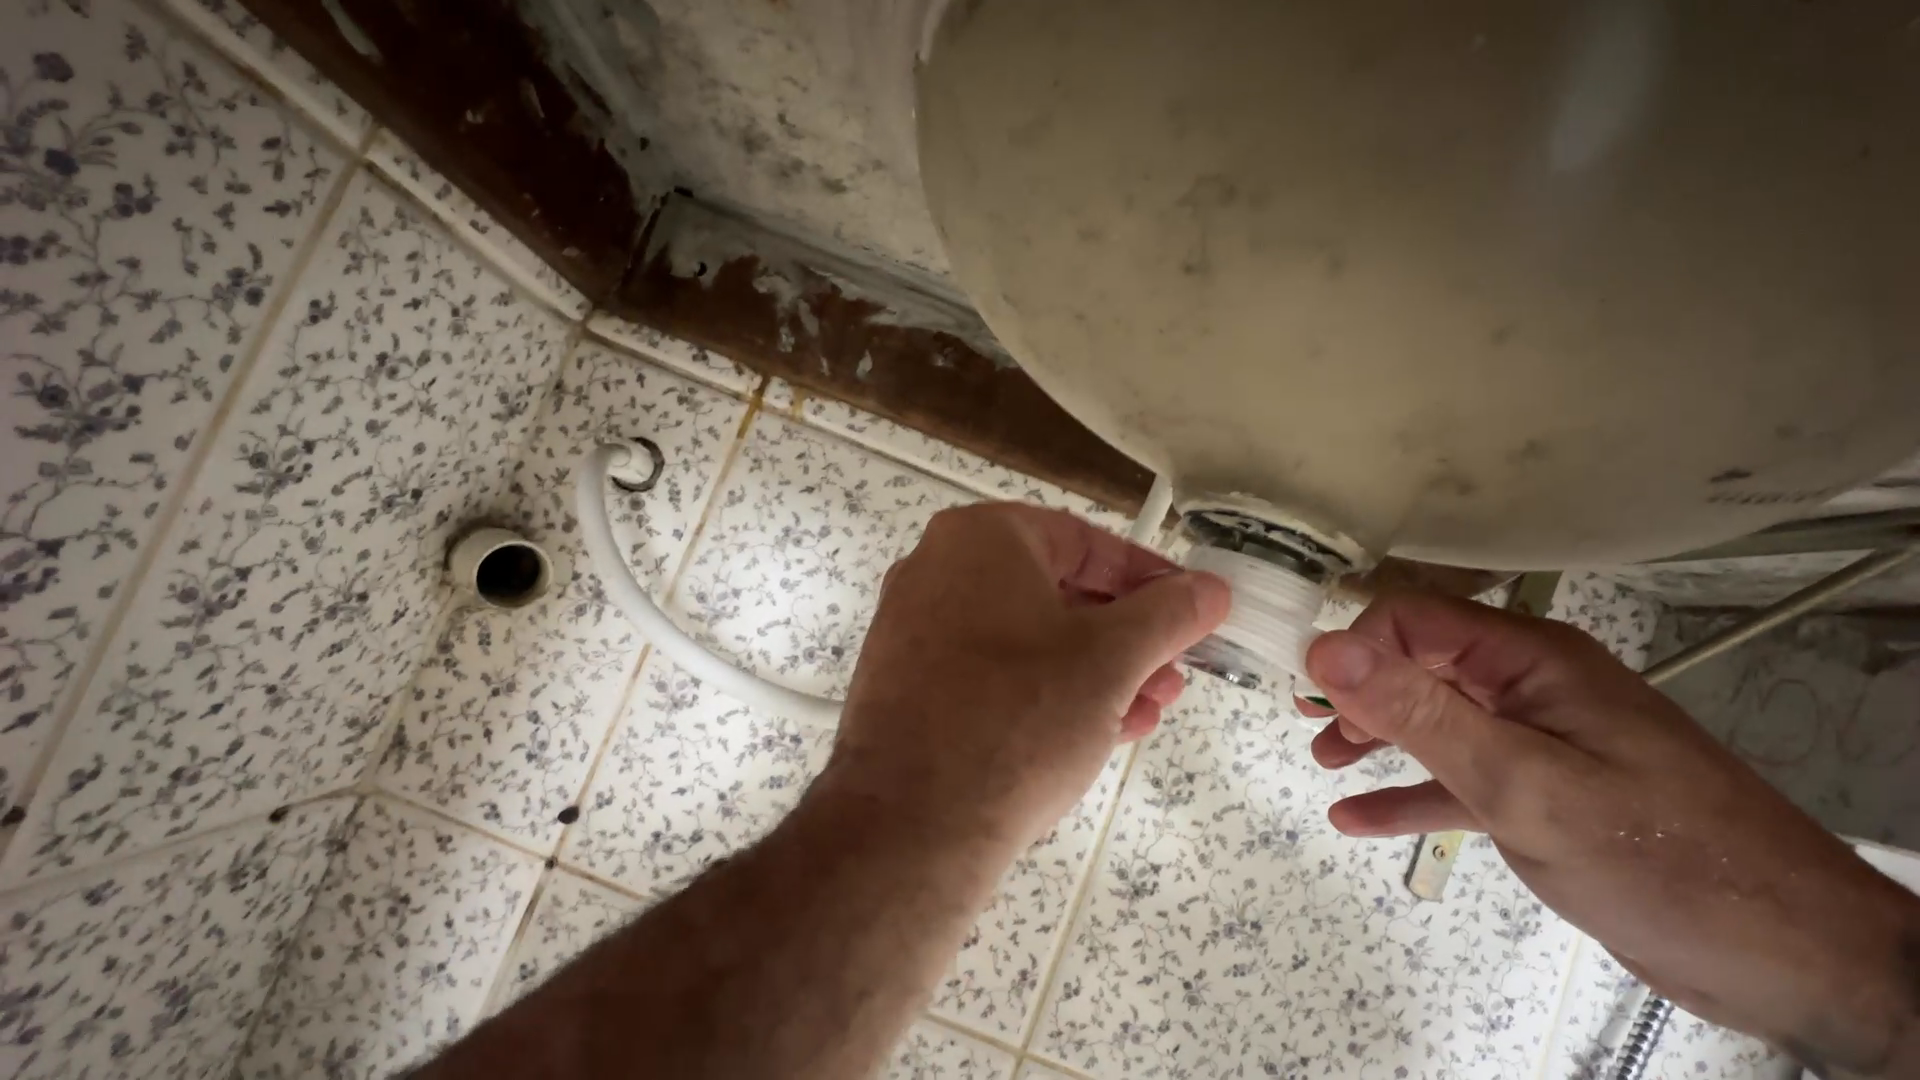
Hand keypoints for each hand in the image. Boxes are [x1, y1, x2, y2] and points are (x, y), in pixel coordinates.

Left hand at [819, 504, 1229, 855]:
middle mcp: (936, 570)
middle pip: (1055, 592)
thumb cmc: (1018, 716)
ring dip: (1096, 670)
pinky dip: (1047, 691)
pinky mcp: (907, 683)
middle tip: (1173, 672)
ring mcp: (915, 628)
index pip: (1085, 542)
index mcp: (979, 538)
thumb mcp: (1112, 658)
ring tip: (1148, 709)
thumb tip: (1209, 589)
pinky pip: (992, 673)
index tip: (1191, 609)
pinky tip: (1099, 730)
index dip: (1148, 578)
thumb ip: (1169, 614)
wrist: (910, 823)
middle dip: (1126, 636)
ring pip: (1027, 638)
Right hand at [1303, 592, 1919, 1076]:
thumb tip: (1325, 648)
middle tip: (1312, 728)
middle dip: (1358, 691)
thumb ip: (1418, 712)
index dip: (1356, 649)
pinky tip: (1358, 817)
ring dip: (1376, 737)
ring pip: (1435, 722)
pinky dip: (1409, 793)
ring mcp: (1541, 741)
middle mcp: (1532, 687)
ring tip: (1325, 761)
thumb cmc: (1656, 856)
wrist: (1798, 961)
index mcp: (1531, 661)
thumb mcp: (1520, 783)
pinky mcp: (1546, 796)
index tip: (1315, 697)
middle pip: (1420, 666)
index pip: (1414, 620)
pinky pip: (1459, 780)